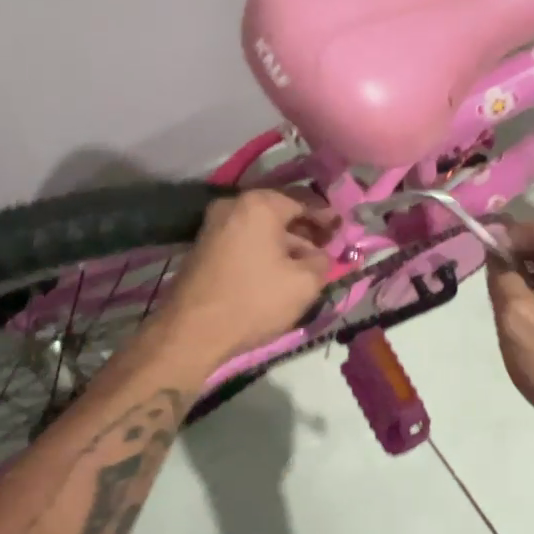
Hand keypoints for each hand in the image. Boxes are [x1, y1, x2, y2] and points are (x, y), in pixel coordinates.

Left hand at [151, 189, 333, 365]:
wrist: (191, 332)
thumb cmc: (254, 301)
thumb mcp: (304, 283)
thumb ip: (322, 262)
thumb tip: (320, 255)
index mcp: (259, 205)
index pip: (303, 201)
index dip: (326, 217)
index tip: (342, 231)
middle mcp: (232, 205)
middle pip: (279, 212)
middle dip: (305, 231)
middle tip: (326, 248)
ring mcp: (213, 226)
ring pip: (260, 228)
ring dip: (284, 243)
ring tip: (305, 266)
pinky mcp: (203, 247)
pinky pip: (243, 241)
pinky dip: (263, 251)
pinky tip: (277, 272)